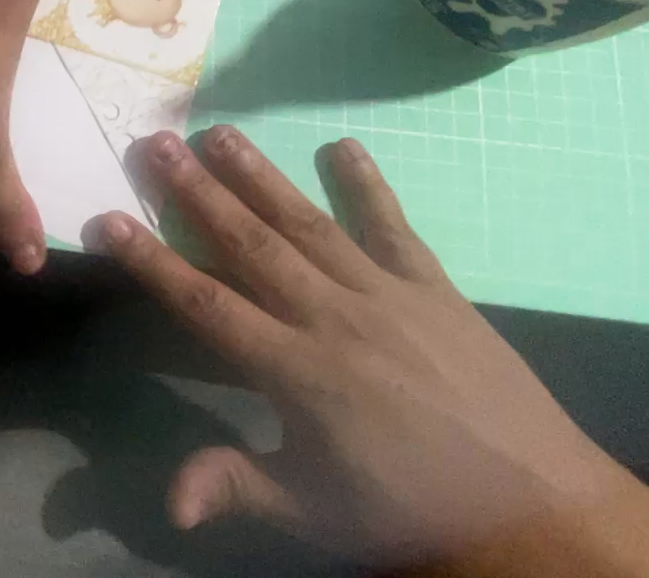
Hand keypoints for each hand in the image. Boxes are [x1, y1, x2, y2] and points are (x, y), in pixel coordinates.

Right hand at [86, 129, 639, 563]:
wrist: (539, 516)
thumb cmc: (406, 510)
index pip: (205, 302)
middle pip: (250, 244)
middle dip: (196, 191)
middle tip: (157, 143)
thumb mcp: (311, 510)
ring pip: (308, 225)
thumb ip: (234, 484)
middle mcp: (332, 319)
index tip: (109, 220)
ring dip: (260, 175)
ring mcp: (386, 297)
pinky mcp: (436, 290)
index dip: (152, 261)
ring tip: (219, 132)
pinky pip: (395, 229)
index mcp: (295, 371)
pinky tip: (343, 146)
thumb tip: (168, 503)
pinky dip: (368, 187)